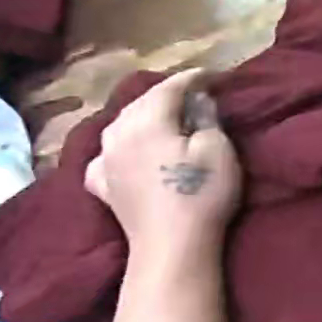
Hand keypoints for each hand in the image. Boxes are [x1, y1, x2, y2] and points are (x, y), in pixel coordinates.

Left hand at [85, 69, 242, 260]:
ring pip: (120, 124)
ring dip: (142, 115)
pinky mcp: (103, 186)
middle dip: (166, 94)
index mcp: (147, 120)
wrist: (171, 246)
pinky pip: (106, 154)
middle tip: (192, 93)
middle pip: (141, 102)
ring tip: (162, 115)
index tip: (213, 75)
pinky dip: (119, 146)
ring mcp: (105, 161)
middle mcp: (118, 133)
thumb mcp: (218, 150)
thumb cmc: (200, 194)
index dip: (193, 78)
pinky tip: (122, 151)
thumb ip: (207, 119)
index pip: (170, 88)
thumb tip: (198, 101)